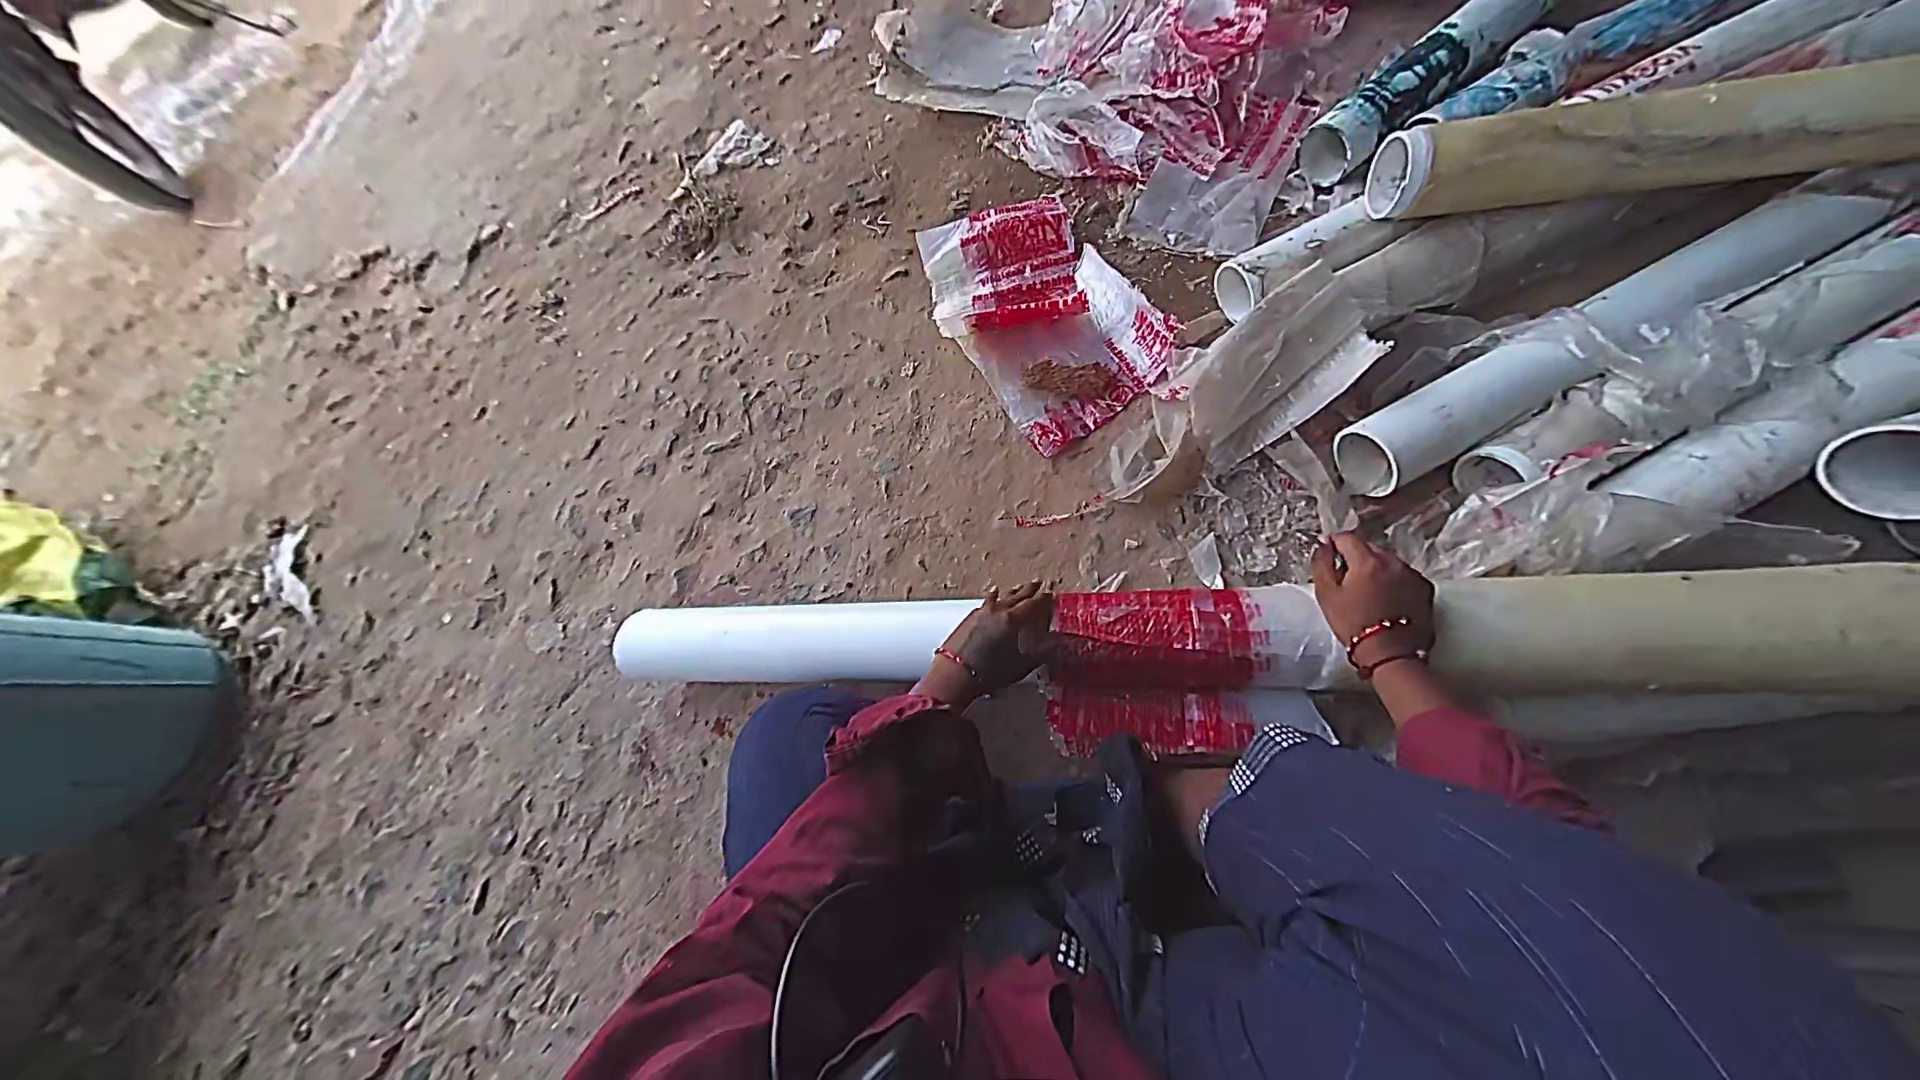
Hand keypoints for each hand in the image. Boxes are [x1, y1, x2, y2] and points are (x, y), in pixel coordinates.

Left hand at [921, 582, 1055, 703]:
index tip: (1049, 594)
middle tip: (1037, 584)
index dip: (1043, 599)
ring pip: (1000, 597)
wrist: (954, 674)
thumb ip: (1039, 655)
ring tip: (1017, 588)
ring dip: (1011, 592)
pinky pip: (986, 602)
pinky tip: (993, 596)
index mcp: (1012, 620)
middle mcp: (997, 611)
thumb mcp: (1020, 666)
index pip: (1032, 604)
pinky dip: (993, 598)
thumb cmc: (988, 674)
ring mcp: (981, 612)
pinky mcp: (969, 617)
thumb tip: (1054, 647)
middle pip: (1016, 596)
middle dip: (1028, 590)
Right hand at [1310, 532, 1434, 671]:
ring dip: (1375, 569)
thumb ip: (1321, 564)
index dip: (1334, 543)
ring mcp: (1412, 575)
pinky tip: (1385, 598)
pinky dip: (1393, 580)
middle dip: (1355, 557)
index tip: (1328, 553)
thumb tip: (1324, 545)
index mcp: (1367, 561)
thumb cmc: (1352, 623)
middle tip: (1345, 578)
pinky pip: (1403, 575)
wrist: (1391, 652)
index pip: (1347, 538)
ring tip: (1366, 590)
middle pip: (1369, 548)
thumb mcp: (1326, 594)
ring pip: (1387, 561)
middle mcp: (1393, 562)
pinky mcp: (1425, 588)